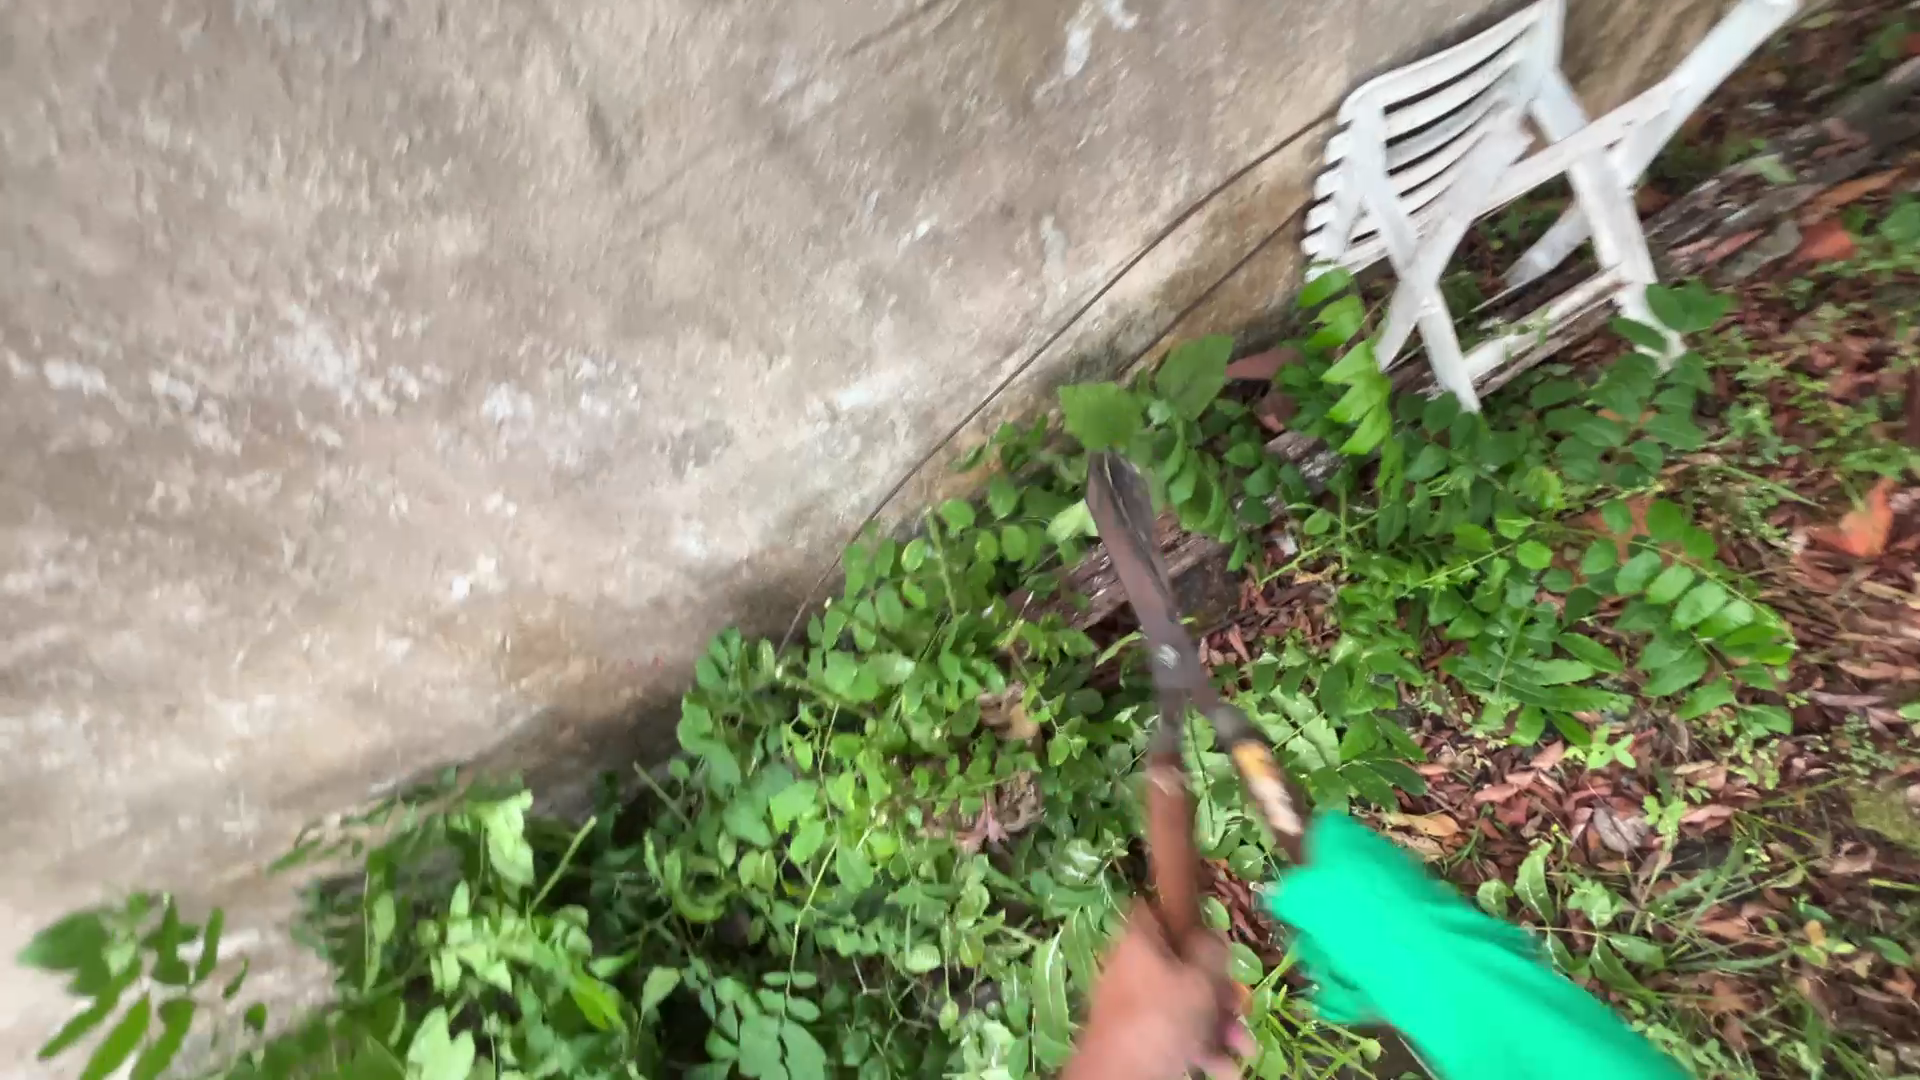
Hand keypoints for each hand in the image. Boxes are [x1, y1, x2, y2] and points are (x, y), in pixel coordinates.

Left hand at [1063, 908, 1251, 1079]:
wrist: (1121, 1074)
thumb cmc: (1160, 1017)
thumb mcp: (1197, 982)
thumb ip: (1211, 954)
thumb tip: (1214, 932)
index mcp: (1139, 938)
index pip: (1160, 911)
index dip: (1188, 919)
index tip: (1215, 937)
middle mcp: (1133, 963)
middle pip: (1182, 965)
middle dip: (1219, 991)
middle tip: (1242, 1008)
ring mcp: (1133, 1000)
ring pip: (1183, 1002)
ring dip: (1219, 1025)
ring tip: (1244, 1048)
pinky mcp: (1137, 1034)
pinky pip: (1174, 1030)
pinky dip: (1201, 1046)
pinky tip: (1225, 1068)